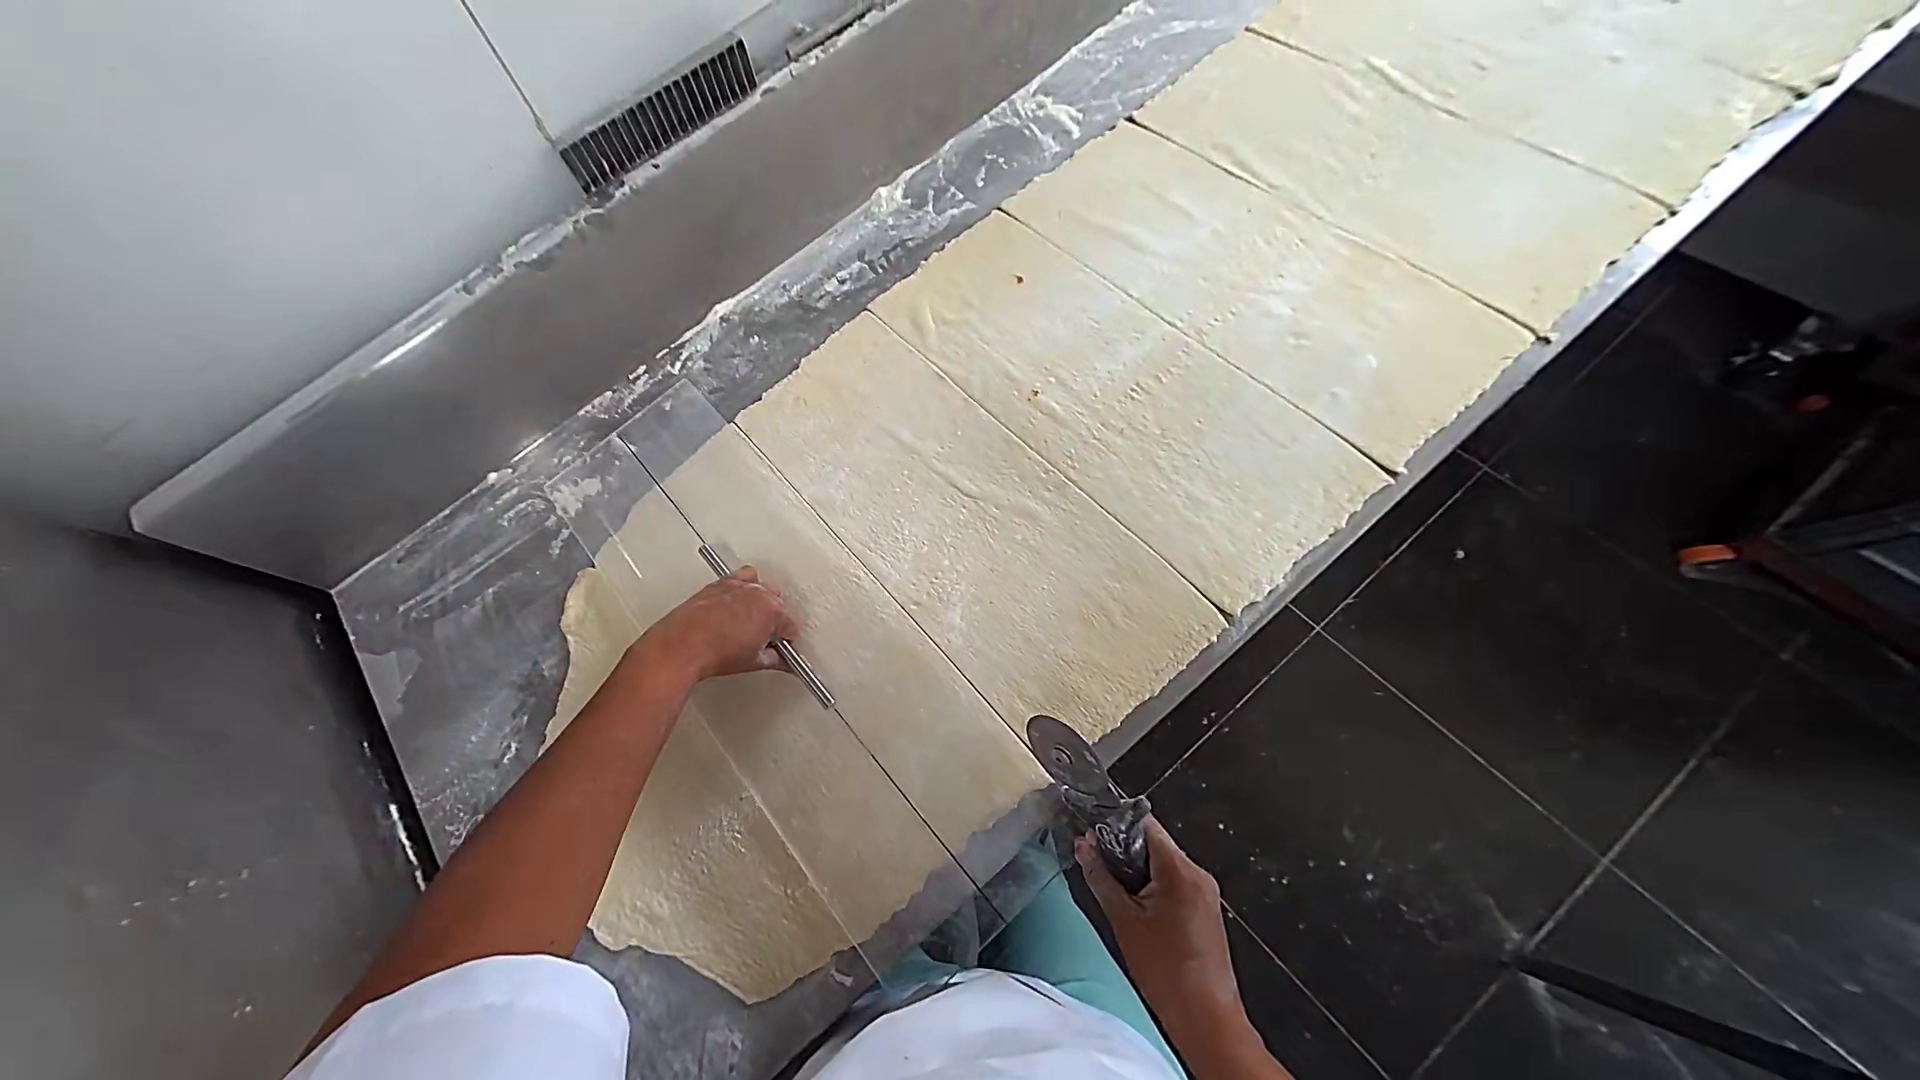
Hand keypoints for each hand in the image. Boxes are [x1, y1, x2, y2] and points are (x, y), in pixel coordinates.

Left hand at [629, 567, 799, 689]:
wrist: (681, 647)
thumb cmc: (714, 652)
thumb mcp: (753, 662)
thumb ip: (775, 659)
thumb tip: (780, 660)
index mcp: (772, 611)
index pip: (790, 625)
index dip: (788, 638)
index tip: (783, 644)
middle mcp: (758, 594)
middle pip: (778, 602)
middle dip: (775, 617)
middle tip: (765, 635)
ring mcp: (738, 586)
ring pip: (761, 585)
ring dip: (761, 598)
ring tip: (751, 616)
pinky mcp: (720, 584)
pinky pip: (741, 577)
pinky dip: (743, 585)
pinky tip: (737, 600)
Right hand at [1078, 818, 1252, 1052]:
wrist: (1206, 1018)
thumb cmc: (1164, 970)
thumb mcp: (1123, 920)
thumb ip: (1100, 876)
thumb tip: (1083, 845)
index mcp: (1180, 869)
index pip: (1144, 824)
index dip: (1115, 822)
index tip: (1090, 830)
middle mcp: (1197, 872)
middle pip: (1154, 842)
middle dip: (1122, 847)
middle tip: (1093, 858)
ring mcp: (1205, 890)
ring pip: (1163, 861)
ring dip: (1136, 866)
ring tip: (1110, 881)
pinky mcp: (1205, 907)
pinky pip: (1174, 879)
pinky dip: (1152, 882)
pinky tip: (1133, 901)